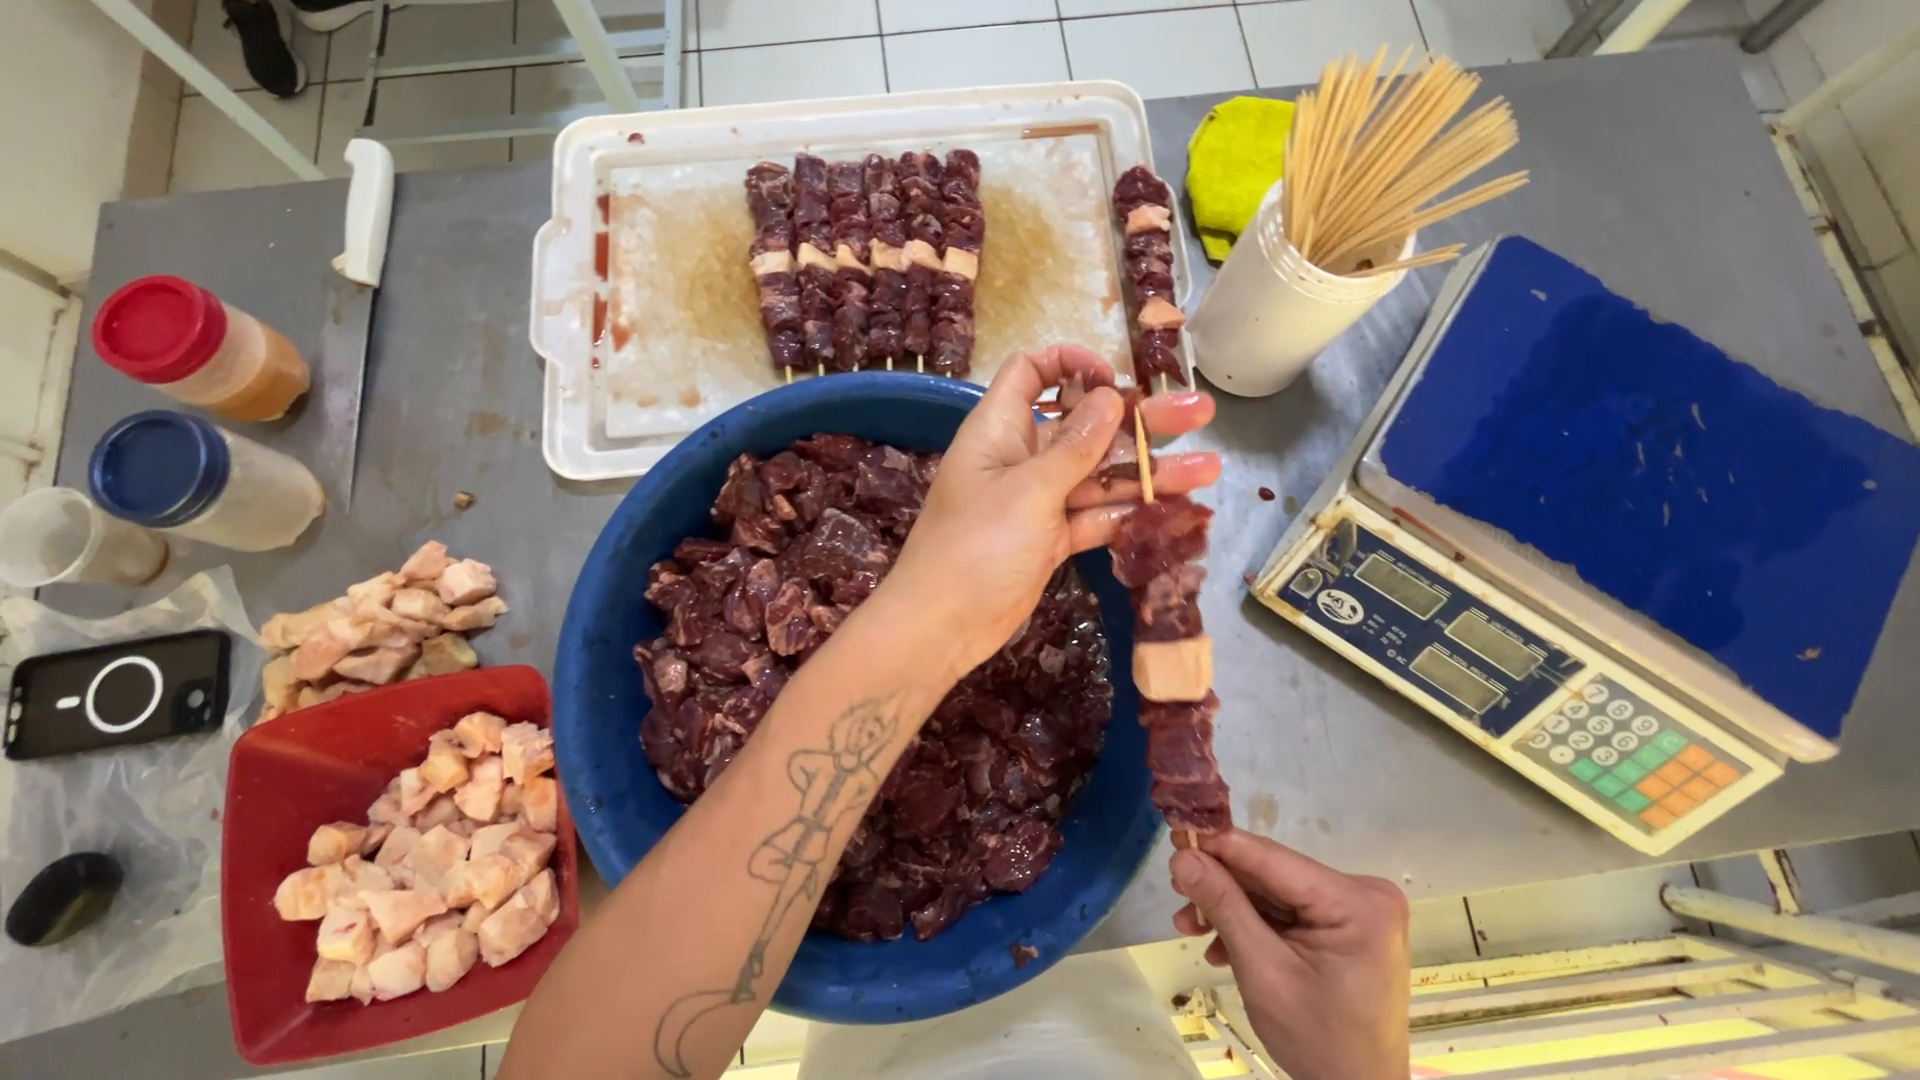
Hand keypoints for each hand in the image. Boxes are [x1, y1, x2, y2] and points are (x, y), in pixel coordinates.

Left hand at [881, 344, 1217, 679]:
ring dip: (1149, 470)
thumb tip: (1109, 397)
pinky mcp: (1050, 539)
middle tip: (1198, 411)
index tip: (1115, 379)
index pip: (1030, 372)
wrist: (942, 627)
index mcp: (1000, 429)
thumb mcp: (1028, 491)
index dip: (1070, 364)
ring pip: (1098, 475)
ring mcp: (1037, 501)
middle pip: (1083, 425)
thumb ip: (1074, 446)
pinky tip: (1177, 507)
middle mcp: (1020, 457)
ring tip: (1209, 468)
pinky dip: (1130, 512)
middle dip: (1138, 419)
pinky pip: (1095, 515)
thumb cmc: (977, 546)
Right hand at [1169, 830, 1409, 1079]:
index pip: (1272, 857)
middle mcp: (1362, 893)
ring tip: (1188, 926)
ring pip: (1271, 893)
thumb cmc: (1317, 1040)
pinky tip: (1219, 946)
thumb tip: (1182, 855)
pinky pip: (1285, 911)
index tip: (1175, 833)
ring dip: (1228, 908)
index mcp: (1357, 901)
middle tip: (1175, 889)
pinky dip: (1250, 925)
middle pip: (1270, 875)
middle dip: (1220, 886)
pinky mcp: (1343, 927)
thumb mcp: (1262, 970)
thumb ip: (1223, 905)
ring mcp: (1354, 910)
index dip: (1219, 843)